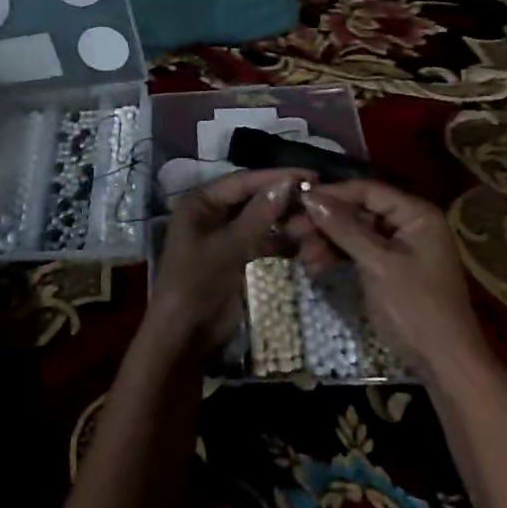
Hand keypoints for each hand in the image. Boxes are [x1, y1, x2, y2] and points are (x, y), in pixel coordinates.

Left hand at [148, 168, 308, 355]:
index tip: (312, 176)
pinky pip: (260, 241)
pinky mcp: (234, 257)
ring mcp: (223, 235)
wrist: (185, 332)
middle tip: (321, 201)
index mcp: (199, 203)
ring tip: (316, 226)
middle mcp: (210, 213)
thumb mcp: (228, 247)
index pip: (242, 181)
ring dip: (285, 223)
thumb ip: (258, 216)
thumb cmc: (197, 282)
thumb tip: (287, 183)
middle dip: (283, 200)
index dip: (276, 177)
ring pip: (260, 220)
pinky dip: (279, 243)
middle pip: (252, 198)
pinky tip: (303, 247)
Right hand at [295, 179, 489, 375]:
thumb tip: (310, 197)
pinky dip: (335, 257)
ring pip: (352, 232)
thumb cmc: (416, 306)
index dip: (332, 194)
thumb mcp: (377, 263)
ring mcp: (397, 247)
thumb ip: (344, 228)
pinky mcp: (385, 268)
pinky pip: (355, 252)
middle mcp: (408, 224)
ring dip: (325, 241)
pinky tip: (313, 267)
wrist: (441, 360)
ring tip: (302, 256)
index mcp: (416, 215)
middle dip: (325, 221)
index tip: (297, 201)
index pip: (368, 191)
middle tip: (291, 230)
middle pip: (357, 210)